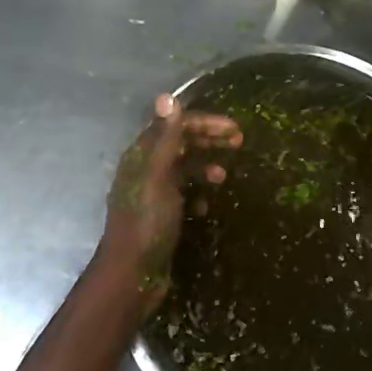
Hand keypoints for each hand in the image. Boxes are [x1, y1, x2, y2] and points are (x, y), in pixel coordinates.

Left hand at [102, 94, 241, 314]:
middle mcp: (146, 170)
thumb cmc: (147, 222)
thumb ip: (165, 136)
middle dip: (209, 140)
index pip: (176, 126)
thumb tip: (167, 95)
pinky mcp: (162, 215)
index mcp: (142, 156)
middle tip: (239, 143)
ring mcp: (154, 193)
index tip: (234, 129)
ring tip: (224, 177)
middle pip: (181, 144)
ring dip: (206, 166)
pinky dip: (199, 193)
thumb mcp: (158, 175)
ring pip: (184, 169)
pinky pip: (184, 194)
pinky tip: (208, 204)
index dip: (205, 123)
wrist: (132, 275)